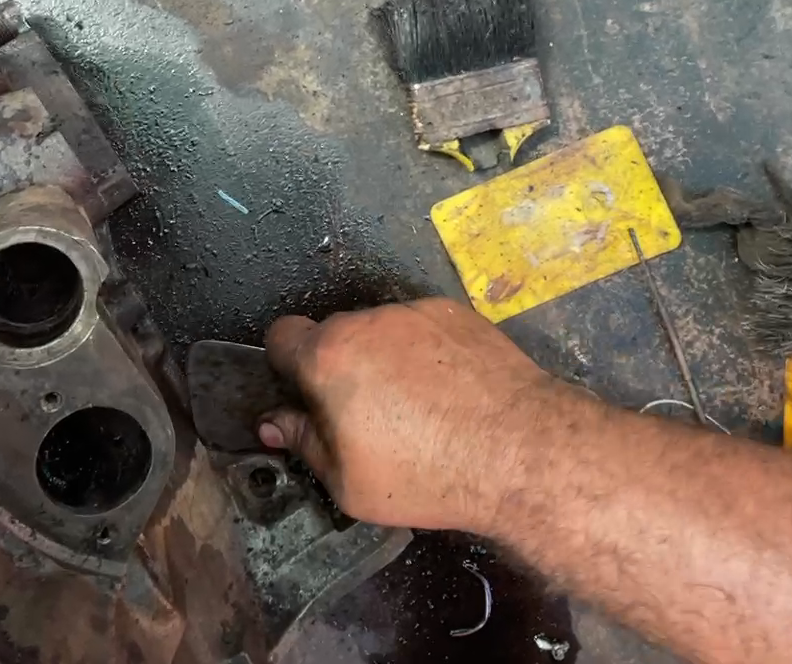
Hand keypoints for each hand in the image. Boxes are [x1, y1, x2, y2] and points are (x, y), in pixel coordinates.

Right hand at [259, 297, 549, 532]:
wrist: (520, 448)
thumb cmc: (426, 473)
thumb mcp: (348, 482)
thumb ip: (302, 443)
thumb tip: (271, 424)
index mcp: (327, 358)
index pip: (280, 335)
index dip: (287, 363)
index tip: (307, 392)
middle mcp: (363, 322)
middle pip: (333, 334)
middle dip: (340, 365)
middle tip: (367, 410)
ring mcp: (410, 311)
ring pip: (378, 330)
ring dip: (383, 355)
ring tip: (419, 402)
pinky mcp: (451, 311)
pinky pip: (420, 326)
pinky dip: (425, 349)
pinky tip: (451, 387)